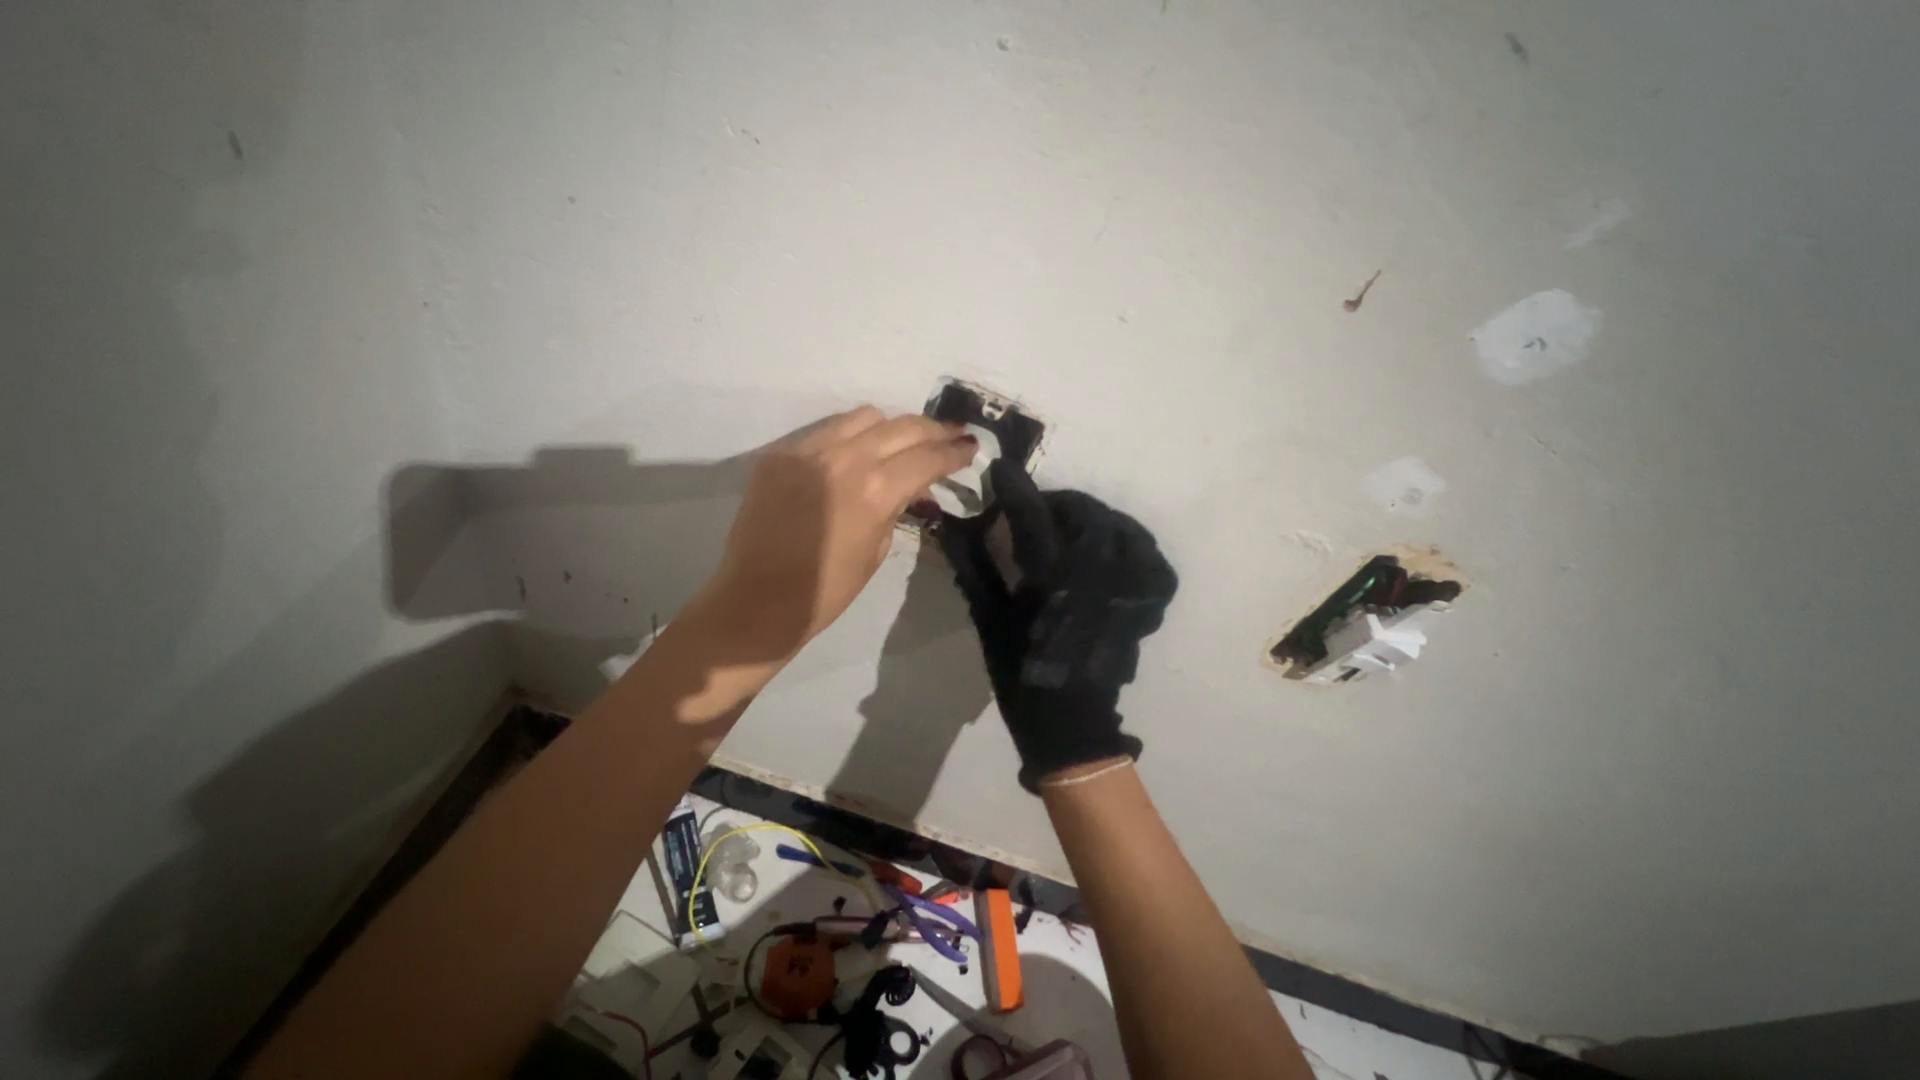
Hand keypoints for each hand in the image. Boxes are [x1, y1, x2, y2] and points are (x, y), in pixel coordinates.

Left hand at [696, 406, 974, 659]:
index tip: (970, 448)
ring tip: (902, 442)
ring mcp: (808, 451)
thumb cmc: (827, 591)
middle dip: (933, 431)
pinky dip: (850, 437)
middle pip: (902, 427)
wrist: (757, 600)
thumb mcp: (876, 550)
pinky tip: (857, 454)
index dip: (954, 452)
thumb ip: (897, 506)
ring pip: (863, 417)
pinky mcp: (781, 454)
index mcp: (875, 490)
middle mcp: (844, 458)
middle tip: (951, 435)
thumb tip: (913, 486)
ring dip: (891, 427)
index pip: (927, 457)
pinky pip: (826, 431)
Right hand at [939, 460, 1177, 790]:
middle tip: (1037, 507)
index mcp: (1051, 581)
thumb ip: (974, 568)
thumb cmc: (1020, 675)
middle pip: (1084, 513)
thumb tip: (952, 525)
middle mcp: (1096, 575)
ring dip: (1093, 518)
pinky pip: (1150, 557)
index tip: (1001, 467)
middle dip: (1057, 502)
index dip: (1014, 487)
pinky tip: (1113, 548)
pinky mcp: (1147, 603)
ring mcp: (1128, 588)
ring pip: (1119, 528)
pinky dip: (1131, 544)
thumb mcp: (989, 621)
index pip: (1031, 516)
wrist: (1070, 723)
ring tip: (1073, 526)